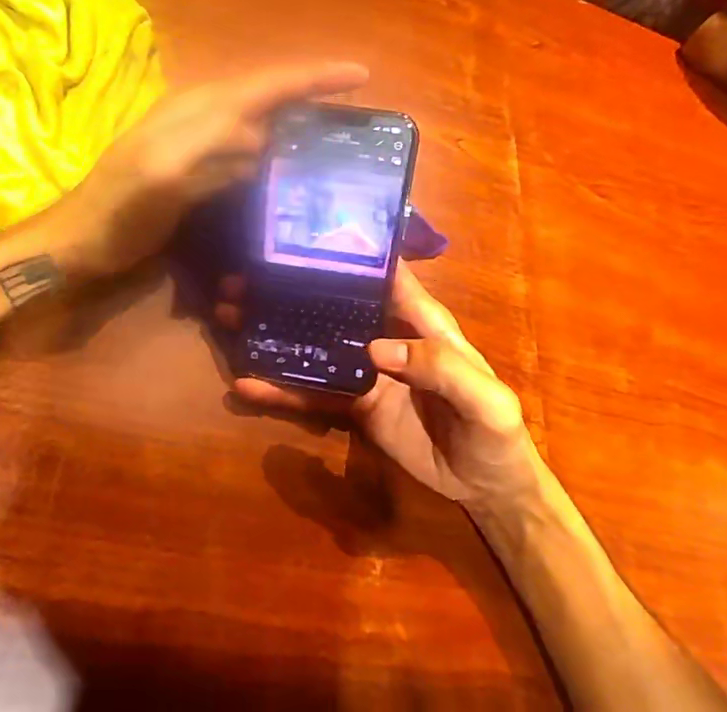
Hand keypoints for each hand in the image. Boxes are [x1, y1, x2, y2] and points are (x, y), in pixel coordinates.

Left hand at [34, 62, 368, 279]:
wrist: (78, 240)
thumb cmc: (119, 211)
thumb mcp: (164, 177)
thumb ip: (213, 148)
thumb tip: (265, 134)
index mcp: (194, 112)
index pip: (262, 85)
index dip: (310, 78)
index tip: (359, 75)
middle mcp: (195, 115)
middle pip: (261, 94)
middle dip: (306, 92)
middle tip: (354, 105)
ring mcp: (190, 140)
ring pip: (252, 119)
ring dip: (290, 118)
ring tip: (332, 129)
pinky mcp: (189, 165)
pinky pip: (238, 147)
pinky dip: (267, 148)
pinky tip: (282, 162)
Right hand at [218, 261, 537, 503]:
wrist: (487, 488)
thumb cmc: (497, 434)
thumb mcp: (487, 401)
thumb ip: (440, 370)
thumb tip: (375, 349)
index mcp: (419, 322)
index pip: (382, 275)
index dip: (348, 254)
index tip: (302, 239)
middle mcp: (384, 336)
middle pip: (332, 304)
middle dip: (289, 290)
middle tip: (242, 280)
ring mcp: (364, 370)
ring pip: (312, 343)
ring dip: (273, 331)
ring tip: (230, 317)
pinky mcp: (352, 404)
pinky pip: (311, 393)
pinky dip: (279, 389)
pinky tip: (246, 383)